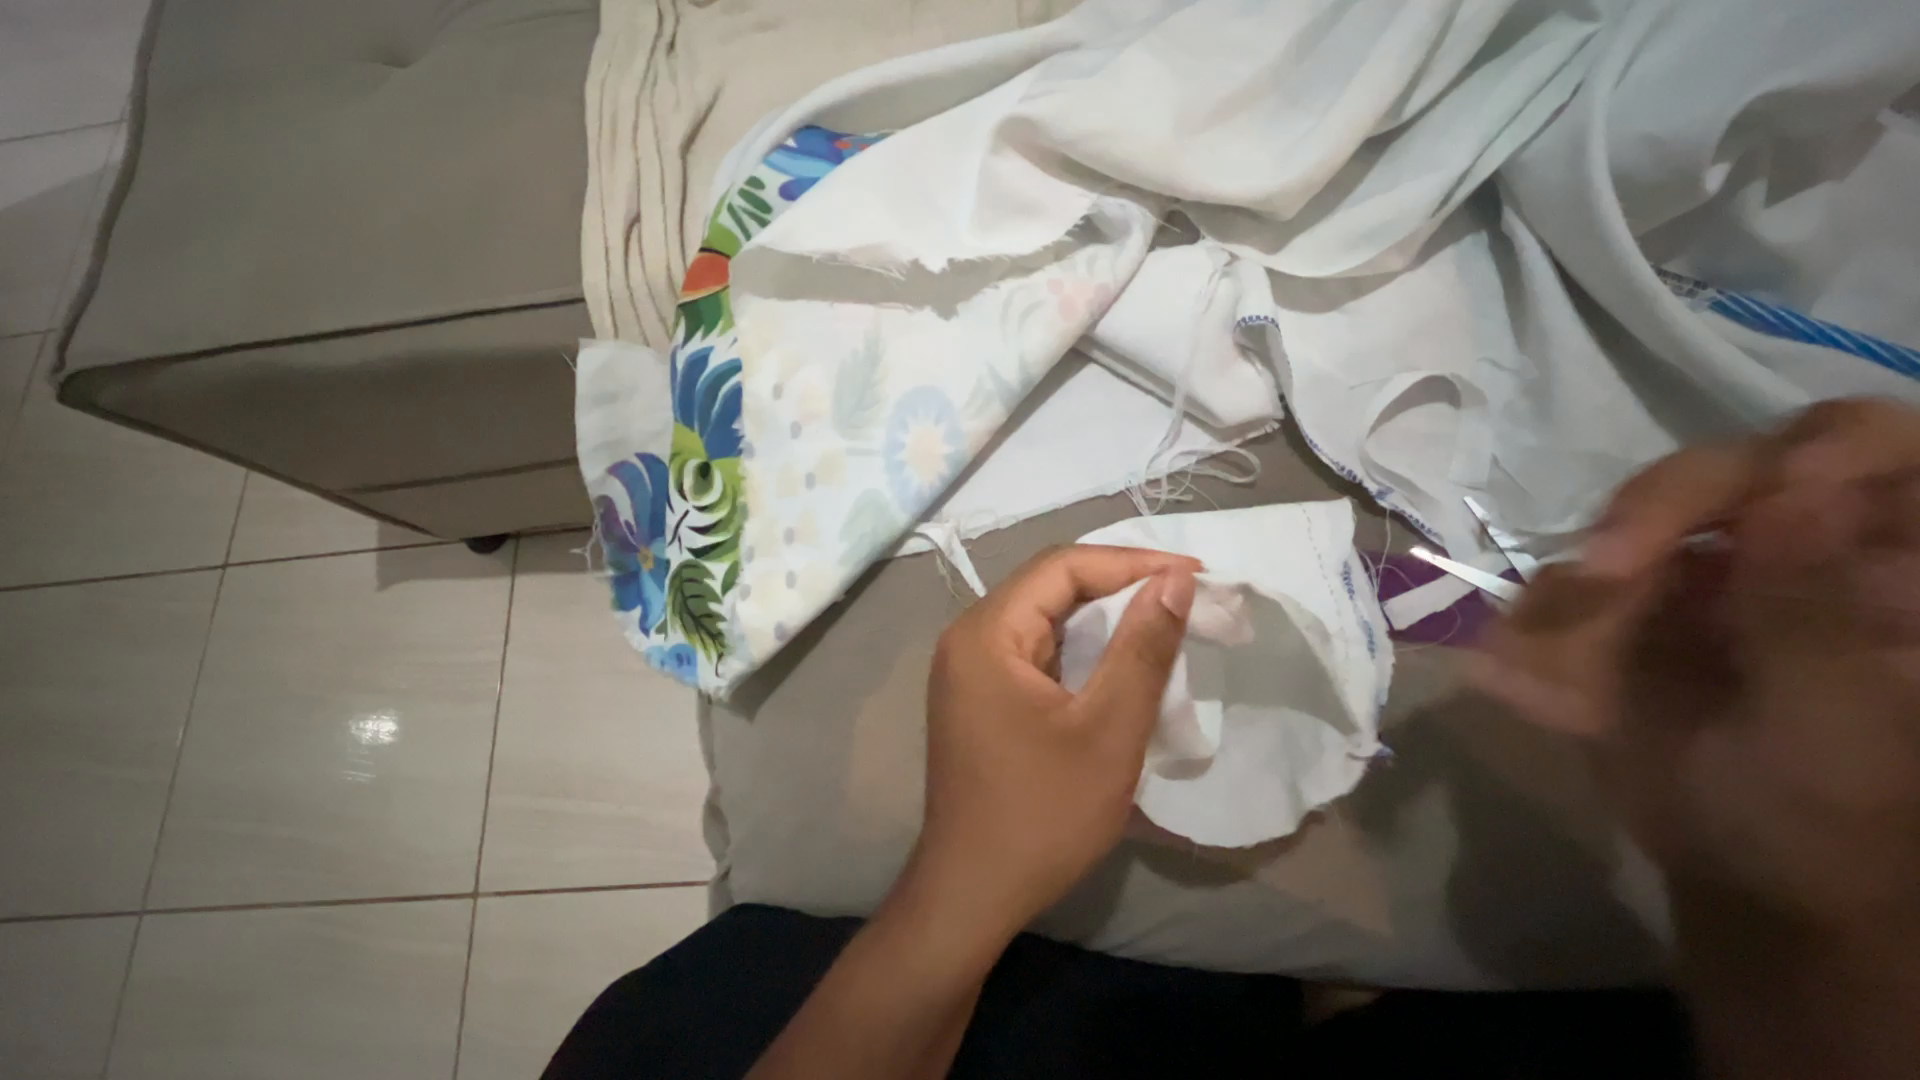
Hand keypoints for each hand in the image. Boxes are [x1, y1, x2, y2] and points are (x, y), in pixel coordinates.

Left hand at [912, 544, 1198, 939]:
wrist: (973, 891)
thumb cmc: (1042, 814)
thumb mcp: (1108, 730)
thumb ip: (1142, 648)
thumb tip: (1175, 580)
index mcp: (986, 633)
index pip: (1062, 567)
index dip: (1132, 562)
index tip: (1194, 574)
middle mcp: (968, 638)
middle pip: (1048, 586)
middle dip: (1119, 583)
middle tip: (1185, 593)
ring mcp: (967, 669)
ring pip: (1042, 618)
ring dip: (1101, 615)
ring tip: (1163, 618)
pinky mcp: (978, 696)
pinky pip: (1033, 651)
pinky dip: (1079, 648)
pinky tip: (1118, 659)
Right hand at [1472, 398, 1919, 936]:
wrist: (1744, 880)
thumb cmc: (1825, 820)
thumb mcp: (1833, 726)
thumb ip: (1812, 613)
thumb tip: (1790, 486)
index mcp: (1890, 564)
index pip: (1864, 449)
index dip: (1815, 448)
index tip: (1742, 503)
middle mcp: (1795, 547)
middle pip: (1716, 475)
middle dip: (1646, 518)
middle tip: (1597, 575)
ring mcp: (1702, 575)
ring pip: (1617, 535)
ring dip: (1573, 595)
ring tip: (1555, 676)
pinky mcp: (1629, 610)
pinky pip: (1562, 593)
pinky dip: (1532, 634)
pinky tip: (1522, 686)